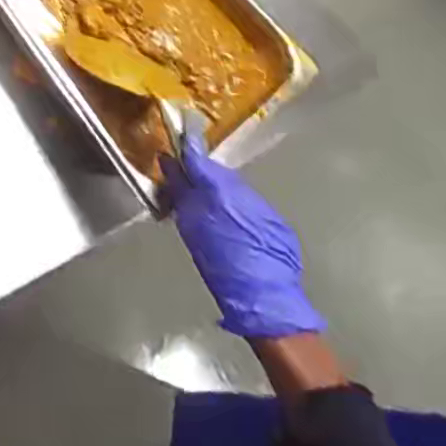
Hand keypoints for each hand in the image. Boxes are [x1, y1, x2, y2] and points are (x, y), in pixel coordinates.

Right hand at [160, 132, 323, 338]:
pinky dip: (237, 211)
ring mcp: (263, 205)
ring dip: (220, 194)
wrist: (266, 299)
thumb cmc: (219, 263)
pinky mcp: (277, 222)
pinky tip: (232, 229)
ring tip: (208, 213)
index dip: (185, 151)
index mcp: (219, 188)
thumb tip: (169, 162)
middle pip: (217, 173)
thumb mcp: (190, 226)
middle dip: (201, 176)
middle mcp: (244, 189)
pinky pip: (249, 206)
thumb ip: (180, 191)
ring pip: (234, 189)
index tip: (174, 146)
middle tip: (185, 190)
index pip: (198, 158)